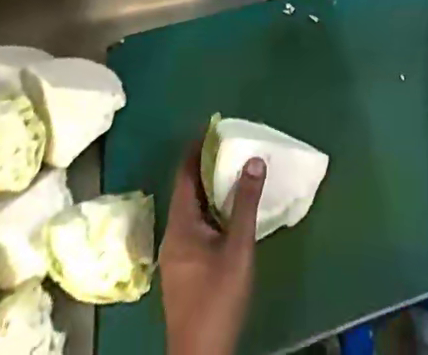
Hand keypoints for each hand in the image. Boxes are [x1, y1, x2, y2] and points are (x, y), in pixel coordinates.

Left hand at [159, 142, 264, 354]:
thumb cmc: (218, 297)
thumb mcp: (238, 248)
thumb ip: (245, 204)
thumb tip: (253, 160)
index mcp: (181, 225)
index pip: (185, 175)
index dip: (197, 149)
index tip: (214, 129)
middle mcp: (173, 235)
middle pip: (188, 191)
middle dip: (207, 167)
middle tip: (232, 147)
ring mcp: (177, 255)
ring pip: (192, 211)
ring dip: (211, 190)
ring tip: (235, 173)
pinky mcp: (184, 269)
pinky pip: (196, 226)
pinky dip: (211, 211)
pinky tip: (230, 214)